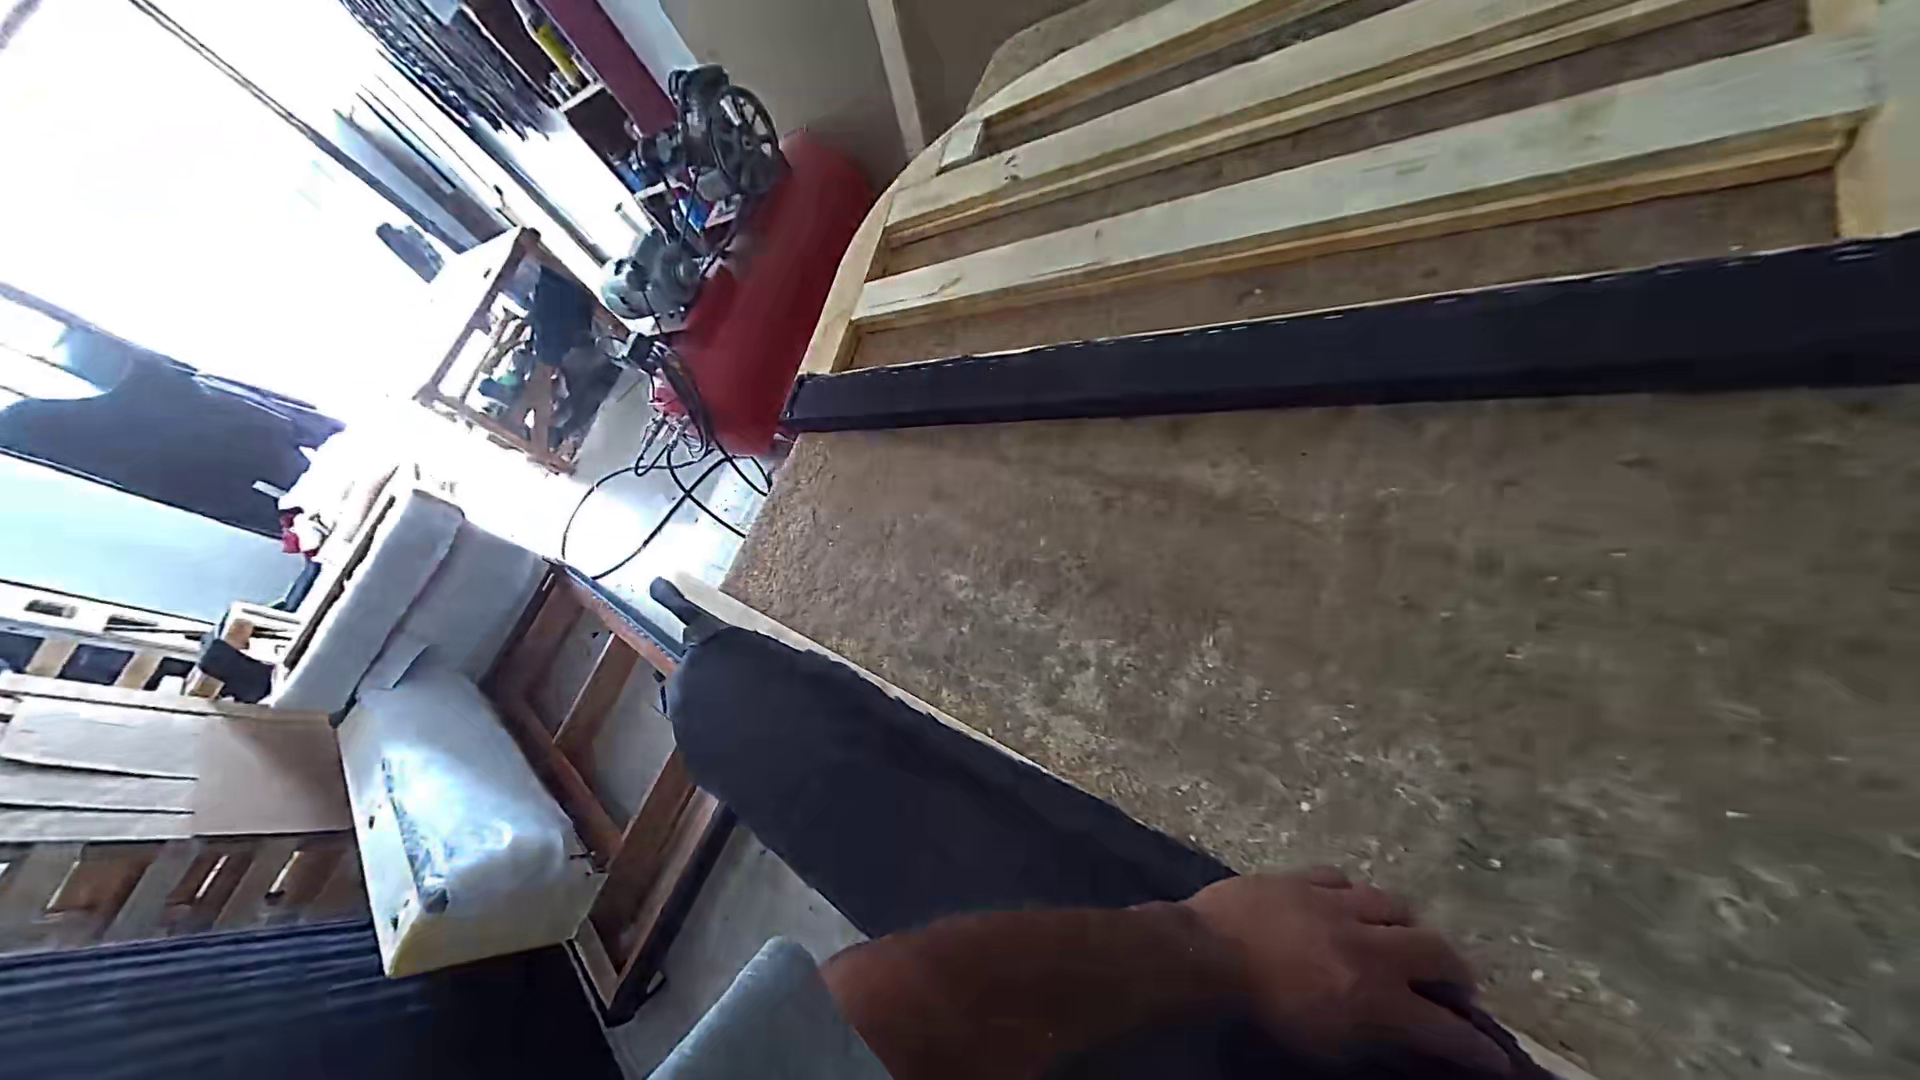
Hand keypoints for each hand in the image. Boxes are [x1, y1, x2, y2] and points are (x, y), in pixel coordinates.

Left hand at [1177, 868, 1509, 1074]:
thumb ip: (1374, 1038)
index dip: (1479, 1049)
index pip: (1450, 1030)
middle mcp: (1366, 947)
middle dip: (1455, 973)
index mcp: (1377, 999)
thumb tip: (1408, 1037)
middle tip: (1450, 984)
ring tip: (1397, 936)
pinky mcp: (1299, 878)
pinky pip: (1340, 878)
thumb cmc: (1261, 1012)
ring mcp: (1332, 904)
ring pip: (1393, 903)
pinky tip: (1343, 903)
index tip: (1492, 1056)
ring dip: (1404, 925)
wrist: (1206, 955)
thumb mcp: (1325, 1045)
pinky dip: (1350, 894)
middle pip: (1437, 951)